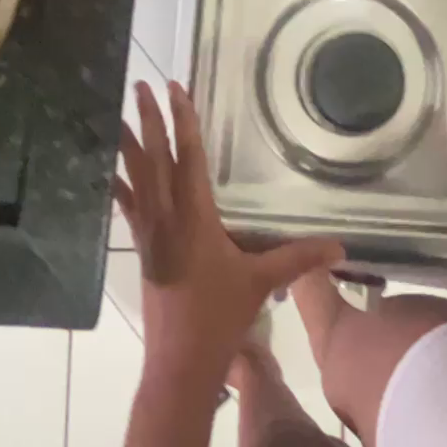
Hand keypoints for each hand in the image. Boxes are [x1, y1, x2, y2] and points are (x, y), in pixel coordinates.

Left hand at [115, 82, 343, 378]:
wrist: (180, 361)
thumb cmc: (220, 317)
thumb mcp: (262, 282)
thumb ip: (299, 258)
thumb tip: (340, 246)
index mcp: (196, 216)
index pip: (189, 156)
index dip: (182, 120)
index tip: (175, 88)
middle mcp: (167, 216)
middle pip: (155, 158)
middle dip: (149, 119)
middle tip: (140, 85)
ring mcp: (149, 232)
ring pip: (135, 177)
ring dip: (127, 144)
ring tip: (116, 115)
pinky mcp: (140, 248)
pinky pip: (125, 207)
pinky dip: (116, 185)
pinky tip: (106, 171)